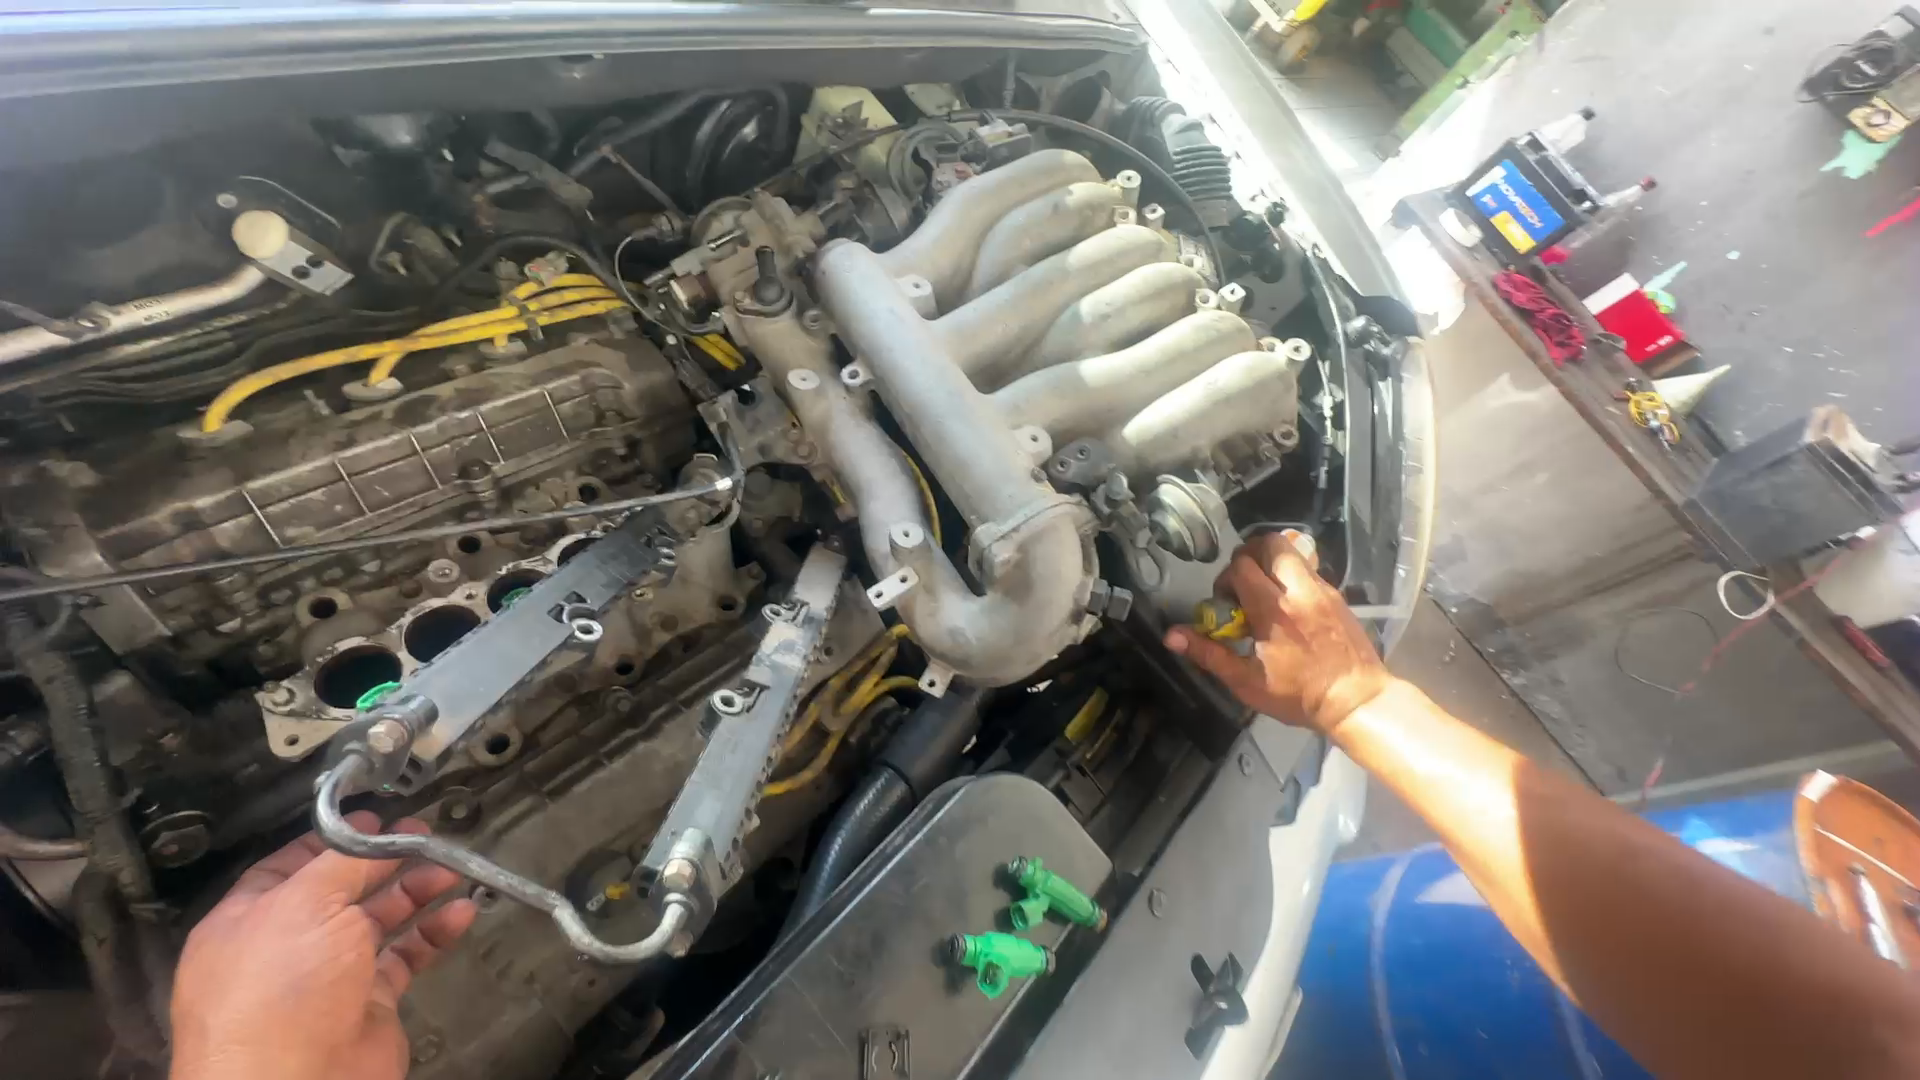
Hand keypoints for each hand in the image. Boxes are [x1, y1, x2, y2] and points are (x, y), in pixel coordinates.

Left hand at [169, 813, 477, 1079]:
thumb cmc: (281, 991)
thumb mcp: (307, 903)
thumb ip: (345, 860)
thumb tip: (375, 834)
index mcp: (249, 921)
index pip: (291, 865)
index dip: (335, 841)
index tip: (377, 819)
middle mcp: (288, 946)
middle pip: (347, 888)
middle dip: (390, 861)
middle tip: (428, 836)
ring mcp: (329, 975)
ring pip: (382, 918)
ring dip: (420, 891)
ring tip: (452, 872)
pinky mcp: (368, 1000)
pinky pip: (408, 953)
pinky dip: (436, 931)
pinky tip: (458, 914)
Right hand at [1165, 530, 1391, 736]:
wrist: (1357, 701)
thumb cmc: (1297, 695)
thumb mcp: (1245, 681)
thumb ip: (1207, 652)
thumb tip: (1171, 635)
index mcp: (1273, 609)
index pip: (1241, 565)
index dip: (1226, 579)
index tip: (1226, 603)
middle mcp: (1299, 590)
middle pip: (1270, 543)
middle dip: (1249, 555)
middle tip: (1242, 582)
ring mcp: (1323, 590)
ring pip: (1291, 552)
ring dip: (1270, 563)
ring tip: (1264, 592)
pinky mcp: (1337, 596)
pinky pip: (1308, 570)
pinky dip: (1290, 576)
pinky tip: (1288, 607)